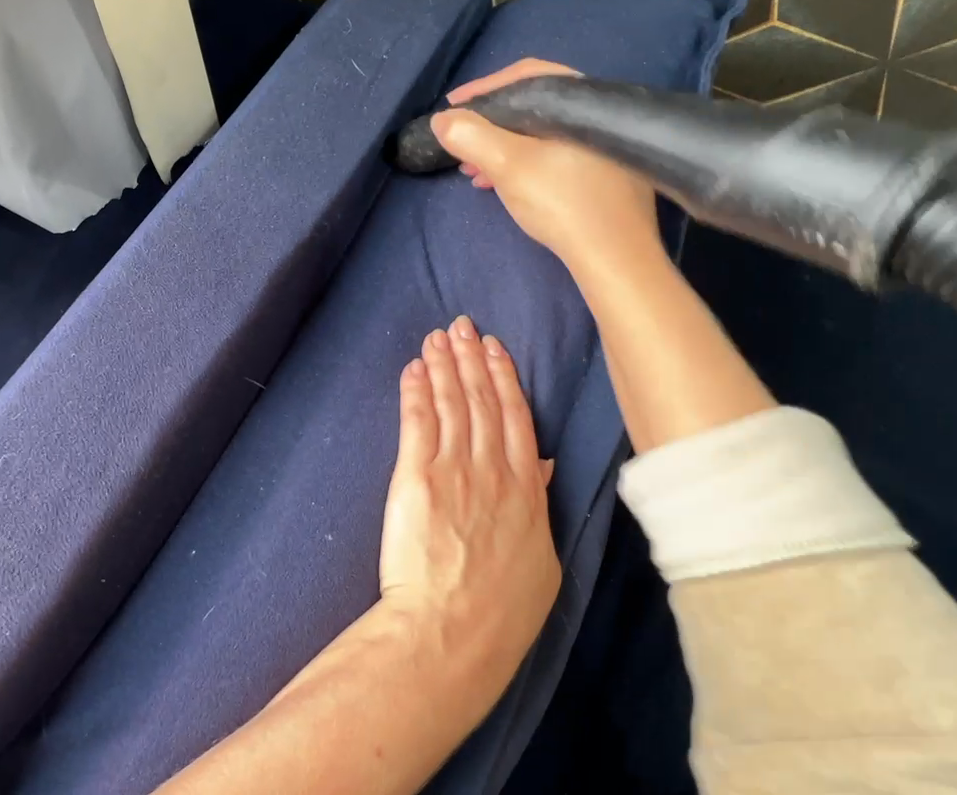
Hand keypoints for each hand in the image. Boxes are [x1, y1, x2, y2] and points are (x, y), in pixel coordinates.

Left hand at [379, 315, 559, 686]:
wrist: (453, 630)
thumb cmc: (500, 609)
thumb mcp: (541, 560)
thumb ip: (538, 507)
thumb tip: (543, 467)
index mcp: (528, 491)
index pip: (517, 419)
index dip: (504, 379)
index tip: (496, 349)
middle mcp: (493, 471)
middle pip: (482, 402)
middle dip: (471, 359)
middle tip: (462, 325)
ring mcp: (454, 471)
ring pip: (450, 404)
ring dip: (442, 366)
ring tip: (437, 336)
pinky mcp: (415, 477)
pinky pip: (417, 422)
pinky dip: (415, 391)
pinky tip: (412, 367)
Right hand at [430, 59, 660, 273]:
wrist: (615, 255)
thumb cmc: (561, 202)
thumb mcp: (507, 166)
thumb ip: (471, 137)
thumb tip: (442, 119)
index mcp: (579, 103)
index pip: (528, 75)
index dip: (485, 87)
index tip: (452, 106)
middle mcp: (597, 117)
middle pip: (534, 105)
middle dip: (490, 121)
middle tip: (459, 138)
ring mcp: (606, 148)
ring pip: (543, 133)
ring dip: (502, 145)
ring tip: (472, 168)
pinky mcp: (608, 176)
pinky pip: (555, 154)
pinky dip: (523, 161)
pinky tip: (502, 184)